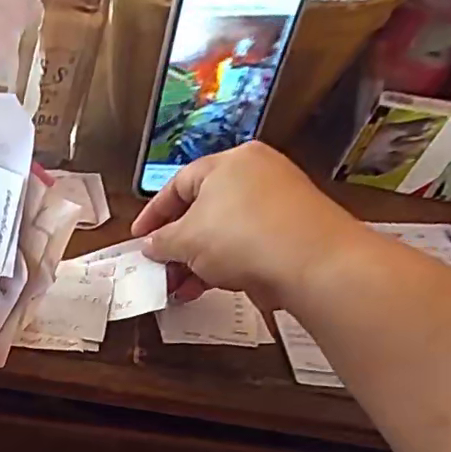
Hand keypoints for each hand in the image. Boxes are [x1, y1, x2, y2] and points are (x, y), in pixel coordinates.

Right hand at [133, 142, 381, 306]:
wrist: (312, 263)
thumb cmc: (242, 237)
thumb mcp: (187, 240)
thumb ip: (163, 242)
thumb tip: (152, 245)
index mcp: (228, 162)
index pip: (179, 184)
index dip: (154, 214)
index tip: (138, 238)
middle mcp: (255, 175)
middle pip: (203, 210)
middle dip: (177, 245)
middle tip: (160, 270)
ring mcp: (277, 204)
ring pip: (224, 233)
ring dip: (197, 262)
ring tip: (180, 288)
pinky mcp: (291, 233)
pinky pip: (246, 246)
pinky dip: (224, 265)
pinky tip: (209, 288)